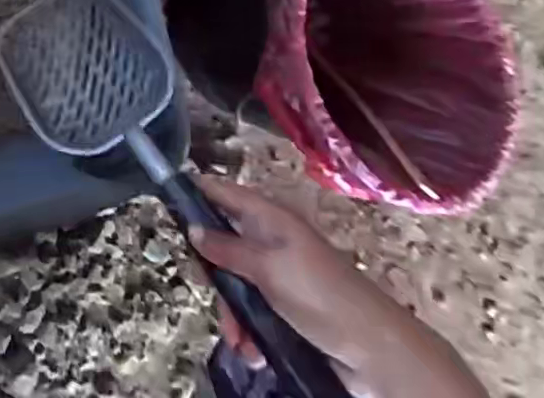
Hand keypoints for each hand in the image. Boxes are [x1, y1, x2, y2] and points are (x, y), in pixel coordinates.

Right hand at [190, 176, 486, 397]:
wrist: (377, 352)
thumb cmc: (320, 295)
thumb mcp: (268, 268)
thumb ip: (227, 248)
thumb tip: (192, 229)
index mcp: (267, 216)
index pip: (220, 191)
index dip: (193, 193)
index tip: (167, 206)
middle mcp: (269, 239)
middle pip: (220, 241)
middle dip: (212, 272)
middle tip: (210, 291)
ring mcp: (278, 274)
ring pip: (233, 281)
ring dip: (232, 312)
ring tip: (240, 340)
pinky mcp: (286, 307)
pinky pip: (252, 310)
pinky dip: (248, 330)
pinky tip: (253, 351)